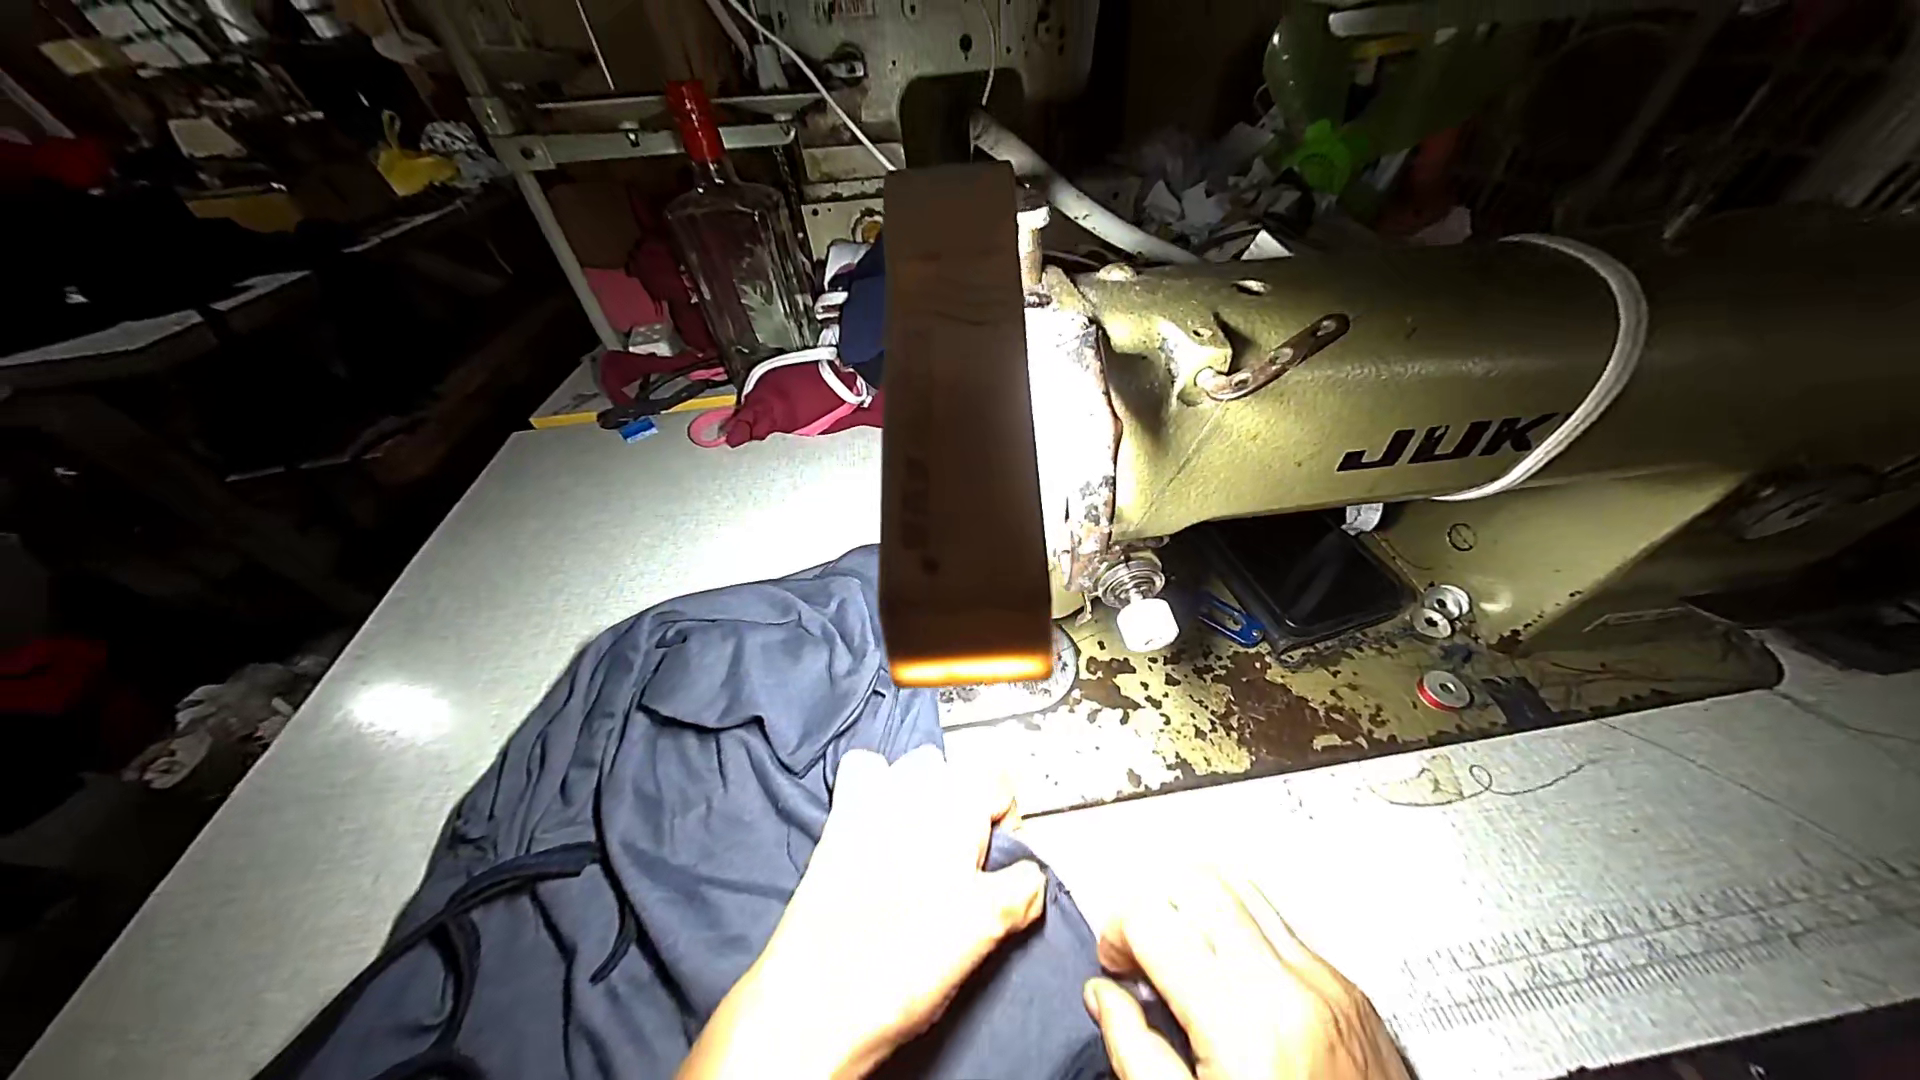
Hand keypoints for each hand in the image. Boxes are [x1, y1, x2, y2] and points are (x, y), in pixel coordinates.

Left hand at [677, 746, 1047, 1079]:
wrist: (819, 995)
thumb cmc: (901, 963)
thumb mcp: (984, 929)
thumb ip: (1021, 889)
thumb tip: (1030, 877)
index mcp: (959, 808)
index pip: (1000, 781)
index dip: (1007, 818)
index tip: (1000, 857)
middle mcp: (916, 788)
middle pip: (959, 770)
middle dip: (967, 803)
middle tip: (964, 856)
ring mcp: (875, 797)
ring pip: (916, 764)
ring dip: (926, 791)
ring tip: (924, 841)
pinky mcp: (840, 816)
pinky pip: (864, 770)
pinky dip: (876, 783)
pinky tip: (880, 821)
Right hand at [1083, 876, 1409, 1079]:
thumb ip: (1134, 1056)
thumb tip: (1106, 998)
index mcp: (1244, 1025)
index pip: (1152, 919)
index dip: (1116, 932)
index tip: (1115, 962)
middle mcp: (1290, 988)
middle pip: (1193, 884)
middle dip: (1151, 906)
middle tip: (1140, 953)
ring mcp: (1326, 983)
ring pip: (1236, 886)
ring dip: (1192, 904)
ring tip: (1179, 951)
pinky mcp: (1349, 991)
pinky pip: (1276, 921)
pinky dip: (1234, 925)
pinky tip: (1225, 972)